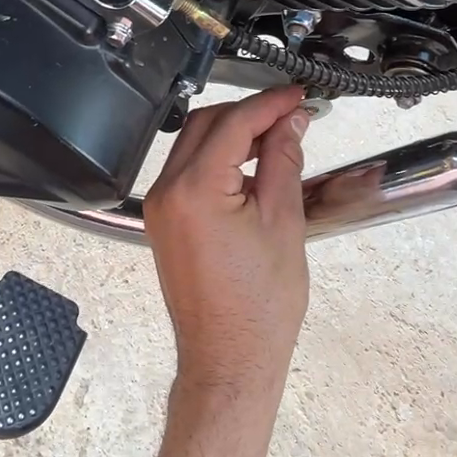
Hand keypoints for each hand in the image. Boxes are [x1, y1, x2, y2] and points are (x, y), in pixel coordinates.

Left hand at [144, 86, 310, 395]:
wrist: (229, 359)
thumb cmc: (258, 308)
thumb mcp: (282, 223)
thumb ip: (282, 161)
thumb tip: (289, 123)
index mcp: (194, 191)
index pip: (232, 123)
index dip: (269, 103)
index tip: (296, 97)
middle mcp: (166, 193)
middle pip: (205, 125)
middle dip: (248, 113)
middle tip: (289, 116)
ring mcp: (160, 207)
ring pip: (193, 144)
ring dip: (232, 134)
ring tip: (276, 140)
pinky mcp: (163, 221)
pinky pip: (187, 171)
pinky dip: (217, 159)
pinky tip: (250, 167)